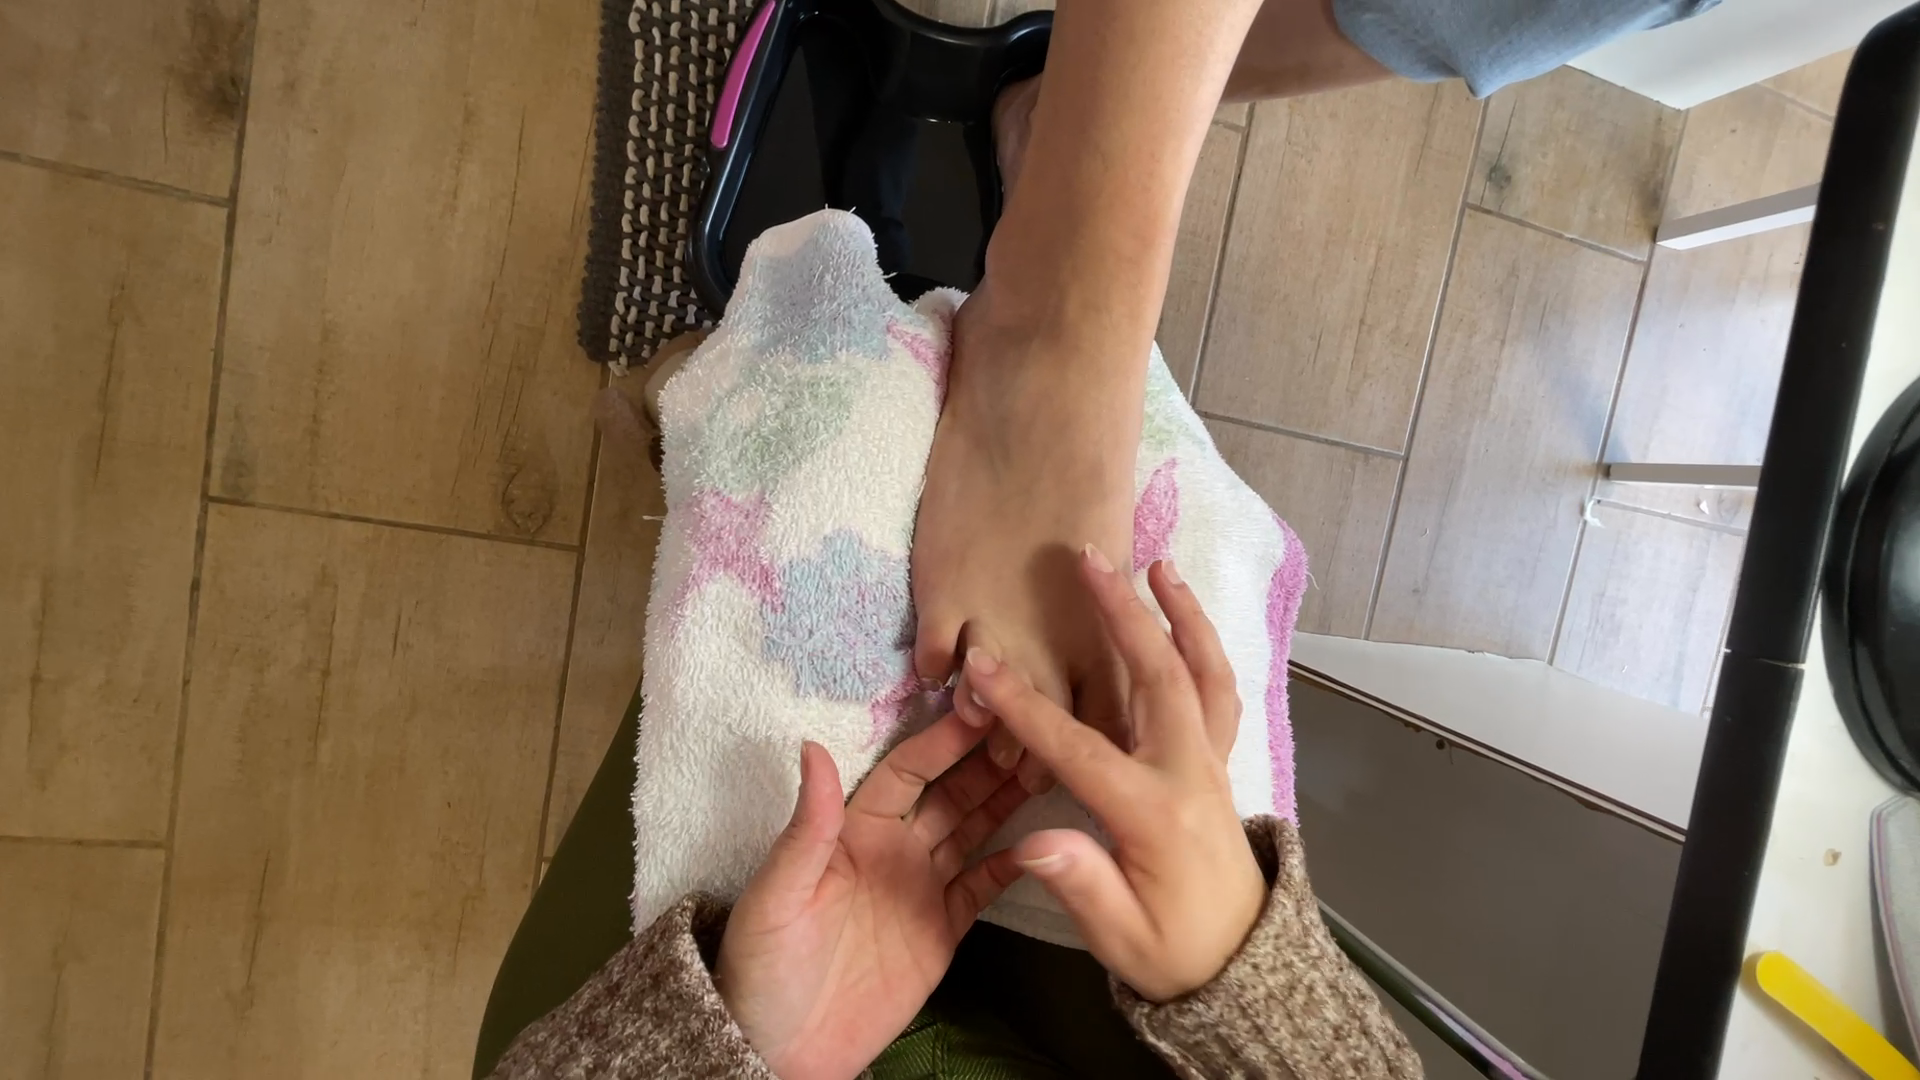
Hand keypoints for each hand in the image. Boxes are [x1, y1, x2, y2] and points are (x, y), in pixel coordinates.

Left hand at [716, 713, 1029, 1079]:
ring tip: (1047, 769)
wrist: (784, 1053)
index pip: (907, 771)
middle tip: (1031, 731)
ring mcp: (923, 886)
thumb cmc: (765, 964)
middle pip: (951, 793)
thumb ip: (807, 826)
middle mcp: (896, 847)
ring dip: (1006, 800)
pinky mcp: (943, 928)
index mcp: (857, 828)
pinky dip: (1012, 863)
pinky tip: (1041, 842)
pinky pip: (983, 887)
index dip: (942, 742)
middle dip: (987, 761)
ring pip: (973, 830)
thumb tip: (811, 744)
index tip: (981, 710)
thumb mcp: (778, 894)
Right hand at [913, 298, 1139, 788]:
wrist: (1048, 392)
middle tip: (1022, 755)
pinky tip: (933, 661)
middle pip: (1047, 724)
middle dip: (1035, 748)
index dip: (1094, 739)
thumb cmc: (1094, 451)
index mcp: (1106, 627)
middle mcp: (1053, 639)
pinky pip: (933, 662)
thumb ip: (1101, 593)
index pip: (1106, 712)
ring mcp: (994, 619)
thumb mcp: (1113, 535)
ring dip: (980, 715)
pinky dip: (934, 666)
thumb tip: (1092, 620)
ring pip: (986, 706)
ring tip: (975, 719)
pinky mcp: (943, 593)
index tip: (1082, 750)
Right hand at [964, 545, 1265, 1001]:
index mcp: (1152, 813)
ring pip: (1204, 672)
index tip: (983, 664)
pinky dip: (1205, 646)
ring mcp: (1211, 759)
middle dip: (1122, 614)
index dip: (1026, 706)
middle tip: (1092, 561)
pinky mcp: (1219, 758)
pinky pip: (1219, 691)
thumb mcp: (1121, 939)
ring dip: (1182, 614)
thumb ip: (1083, 886)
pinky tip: (1186, 617)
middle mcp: (1188, 771)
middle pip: (1158, 677)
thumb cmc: (1172, 952)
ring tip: (1159, 564)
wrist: (1241, 964)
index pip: (1078, 748)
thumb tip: (1035, 840)